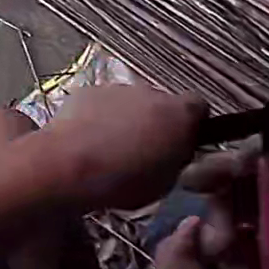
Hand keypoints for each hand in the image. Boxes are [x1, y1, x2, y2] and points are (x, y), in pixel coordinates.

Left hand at [37, 86, 204, 210]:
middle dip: (157, 121)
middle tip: (146, 149)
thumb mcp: (169, 180)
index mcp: (178, 112)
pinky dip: (101, 115)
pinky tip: (89, 137)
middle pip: (161, 102)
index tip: (183, 143)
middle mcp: (149, 91)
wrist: (70, 163)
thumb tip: (184, 150)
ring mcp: (116, 88)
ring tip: (112, 146)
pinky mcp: (87, 90)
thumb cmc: (125, 179)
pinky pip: (103, 102)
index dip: (193, 124)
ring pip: (130, 102)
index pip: (198, 106)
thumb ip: (181, 157)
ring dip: (128, 117)